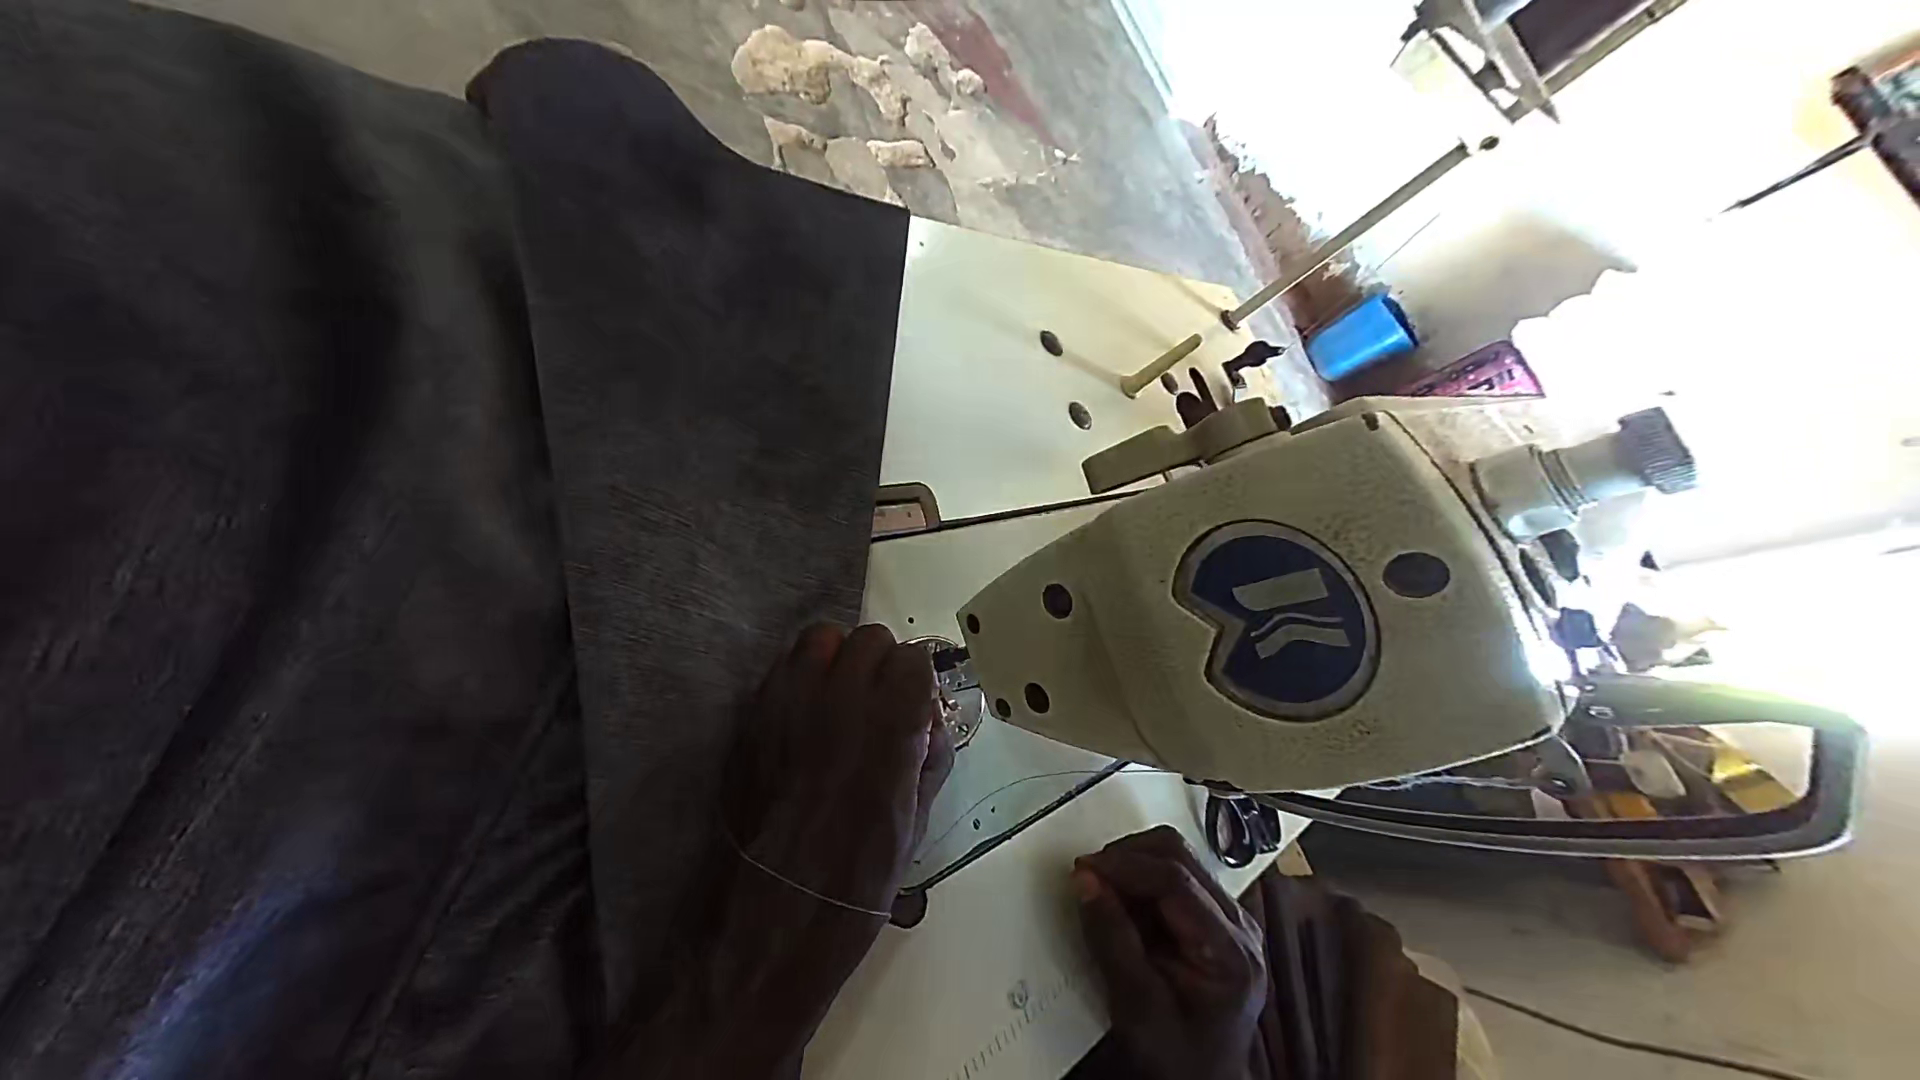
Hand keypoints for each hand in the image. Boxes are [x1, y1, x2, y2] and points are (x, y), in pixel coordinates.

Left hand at [604, 624, 951, 1077]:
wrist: (776, 912)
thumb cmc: (860, 876)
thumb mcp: (917, 817)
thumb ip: (928, 755)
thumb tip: (926, 720)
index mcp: (891, 724)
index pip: (914, 659)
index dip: (919, 680)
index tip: (916, 702)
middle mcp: (840, 699)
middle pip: (869, 639)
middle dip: (882, 662)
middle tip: (879, 698)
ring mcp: (789, 702)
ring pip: (820, 638)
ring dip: (837, 658)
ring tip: (838, 693)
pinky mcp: (753, 716)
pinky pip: (782, 667)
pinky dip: (800, 676)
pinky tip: (803, 711)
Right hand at [1073, 826, 1266, 1079]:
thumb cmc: (1175, 1056)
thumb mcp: (1135, 1007)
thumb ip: (1111, 939)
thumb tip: (1085, 880)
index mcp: (1229, 951)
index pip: (1175, 881)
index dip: (1124, 866)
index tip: (1084, 869)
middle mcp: (1238, 925)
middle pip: (1178, 856)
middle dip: (1127, 857)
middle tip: (1090, 876)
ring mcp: (1229, 917)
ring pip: (1175, 856)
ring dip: (1132, 864)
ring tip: (1105, 893)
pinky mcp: (1213, 915)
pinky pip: (1173, 873)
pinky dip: (1140, 877)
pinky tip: (1123, 904)